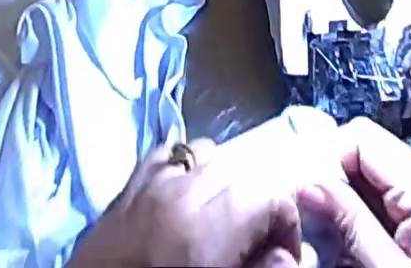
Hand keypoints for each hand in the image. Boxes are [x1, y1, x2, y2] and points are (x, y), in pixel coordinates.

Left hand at [69, 137, 302, 267]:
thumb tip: (286, 257)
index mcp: (203, 231)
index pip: (269, 195)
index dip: (286, 222)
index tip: (282, 254)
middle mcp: (179, 194)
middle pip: (243, 172)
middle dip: (256, 203)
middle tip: (254, 242)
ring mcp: (148, 185)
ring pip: (209, 154)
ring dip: (223, 182)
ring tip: (219, 221)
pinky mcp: (124, 188)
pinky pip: (168, 155)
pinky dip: (185, 169)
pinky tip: (185, 198)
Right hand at [296, 118, 410, 267]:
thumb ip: (350, 224)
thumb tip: (307, 180)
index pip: (361, 137)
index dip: (329, 162)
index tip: (308, 201)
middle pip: (370, 156)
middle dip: (338, 185)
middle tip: (317, 229)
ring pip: (377, 183)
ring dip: (351, 208)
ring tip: (335, 247)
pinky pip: (394, 208)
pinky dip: (370, 224)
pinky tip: (359, 254)